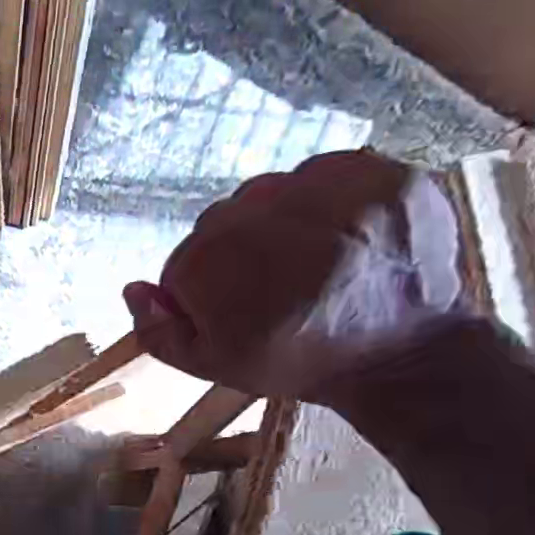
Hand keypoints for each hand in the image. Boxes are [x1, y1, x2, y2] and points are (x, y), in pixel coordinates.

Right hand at [123, 150, 468, 401]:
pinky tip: (330, 231)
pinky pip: (328, 169)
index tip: (224, 311)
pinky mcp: (390, 174)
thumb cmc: (292, 362)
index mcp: (223, 267)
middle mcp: (274, 218)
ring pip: (271, 191)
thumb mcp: (209, 364)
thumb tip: (134, 289)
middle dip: (231, 251)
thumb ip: (158, 331)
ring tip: (297, 256)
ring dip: (272, 220)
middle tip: (263, 285)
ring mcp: (338, 192)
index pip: (181, 261)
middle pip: (223, 219)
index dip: (196, 291)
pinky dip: (320, 196)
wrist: (400, 355)